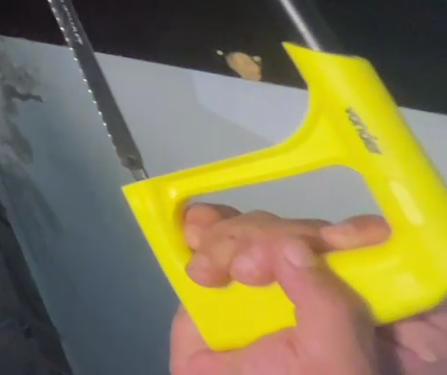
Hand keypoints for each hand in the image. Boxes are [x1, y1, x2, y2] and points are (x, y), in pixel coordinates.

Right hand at [171, 204, 446, 374]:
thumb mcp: (333, 365)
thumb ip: (327, 308)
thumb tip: (289, 245)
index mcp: (383, 313)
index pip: (388, 255)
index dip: (360, 236)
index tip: (329, 240)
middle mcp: (333, 285)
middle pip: (307, 231)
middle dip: (263, 240)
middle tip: (243, 273)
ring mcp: (277, 273)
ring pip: (255, 224)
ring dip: (221, 240)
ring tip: (207, 276)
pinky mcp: (229, 263)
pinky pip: (214, 220)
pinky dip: (198, 223)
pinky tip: (191, 242)